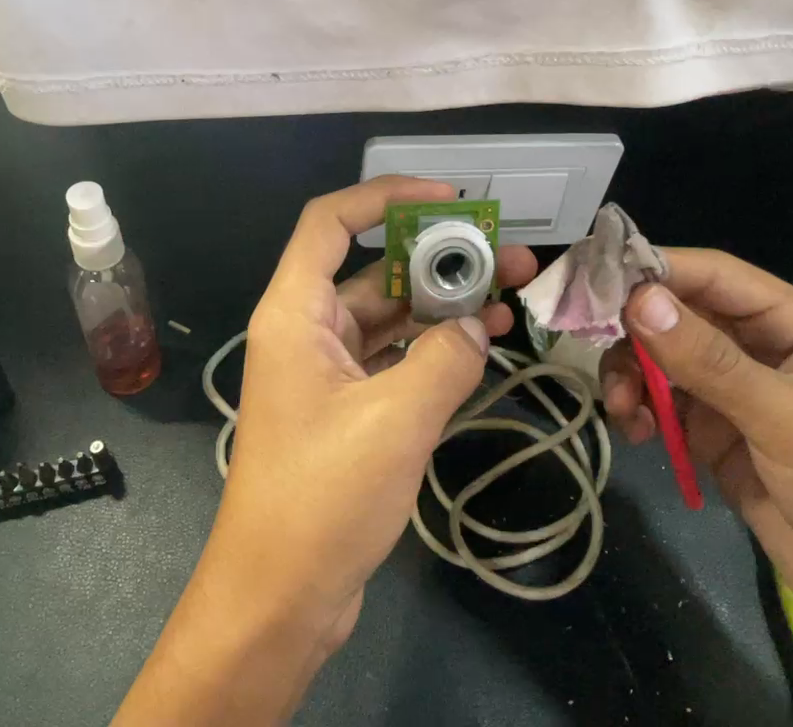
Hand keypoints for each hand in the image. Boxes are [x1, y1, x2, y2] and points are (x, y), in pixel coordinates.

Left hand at [221, 175, 537, 637]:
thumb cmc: (323, 496)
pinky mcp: (347, 410)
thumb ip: (445, 358)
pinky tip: (485, 348)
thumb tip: (477, 328)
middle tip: (510, 256)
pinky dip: (435, 349)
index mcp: (295, 313)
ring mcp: (327, 372)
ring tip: (512, 300)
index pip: (331, 223)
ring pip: (391, 316)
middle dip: (439, 257)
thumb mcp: (395, 419)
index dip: (387, 197)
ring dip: (445, 305)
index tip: (451, 198)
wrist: (280, 595)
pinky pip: (395, 360)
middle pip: (375, 269)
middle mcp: (306, 331)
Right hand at [596, 249, 792, 725]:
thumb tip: (638, 300)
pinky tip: (637, 433)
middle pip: (679, 315)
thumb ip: (710, 361)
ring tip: (619, 410)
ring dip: (632, 376)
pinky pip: (666, 405)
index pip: (712, 275)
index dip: (653, 270)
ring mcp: (739, 395)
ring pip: (663, 361)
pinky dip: (642, 411)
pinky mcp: (720, 436)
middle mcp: (763, 349)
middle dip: (634, 333)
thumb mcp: (786, 421)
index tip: (590, 280)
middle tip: (595, 356)